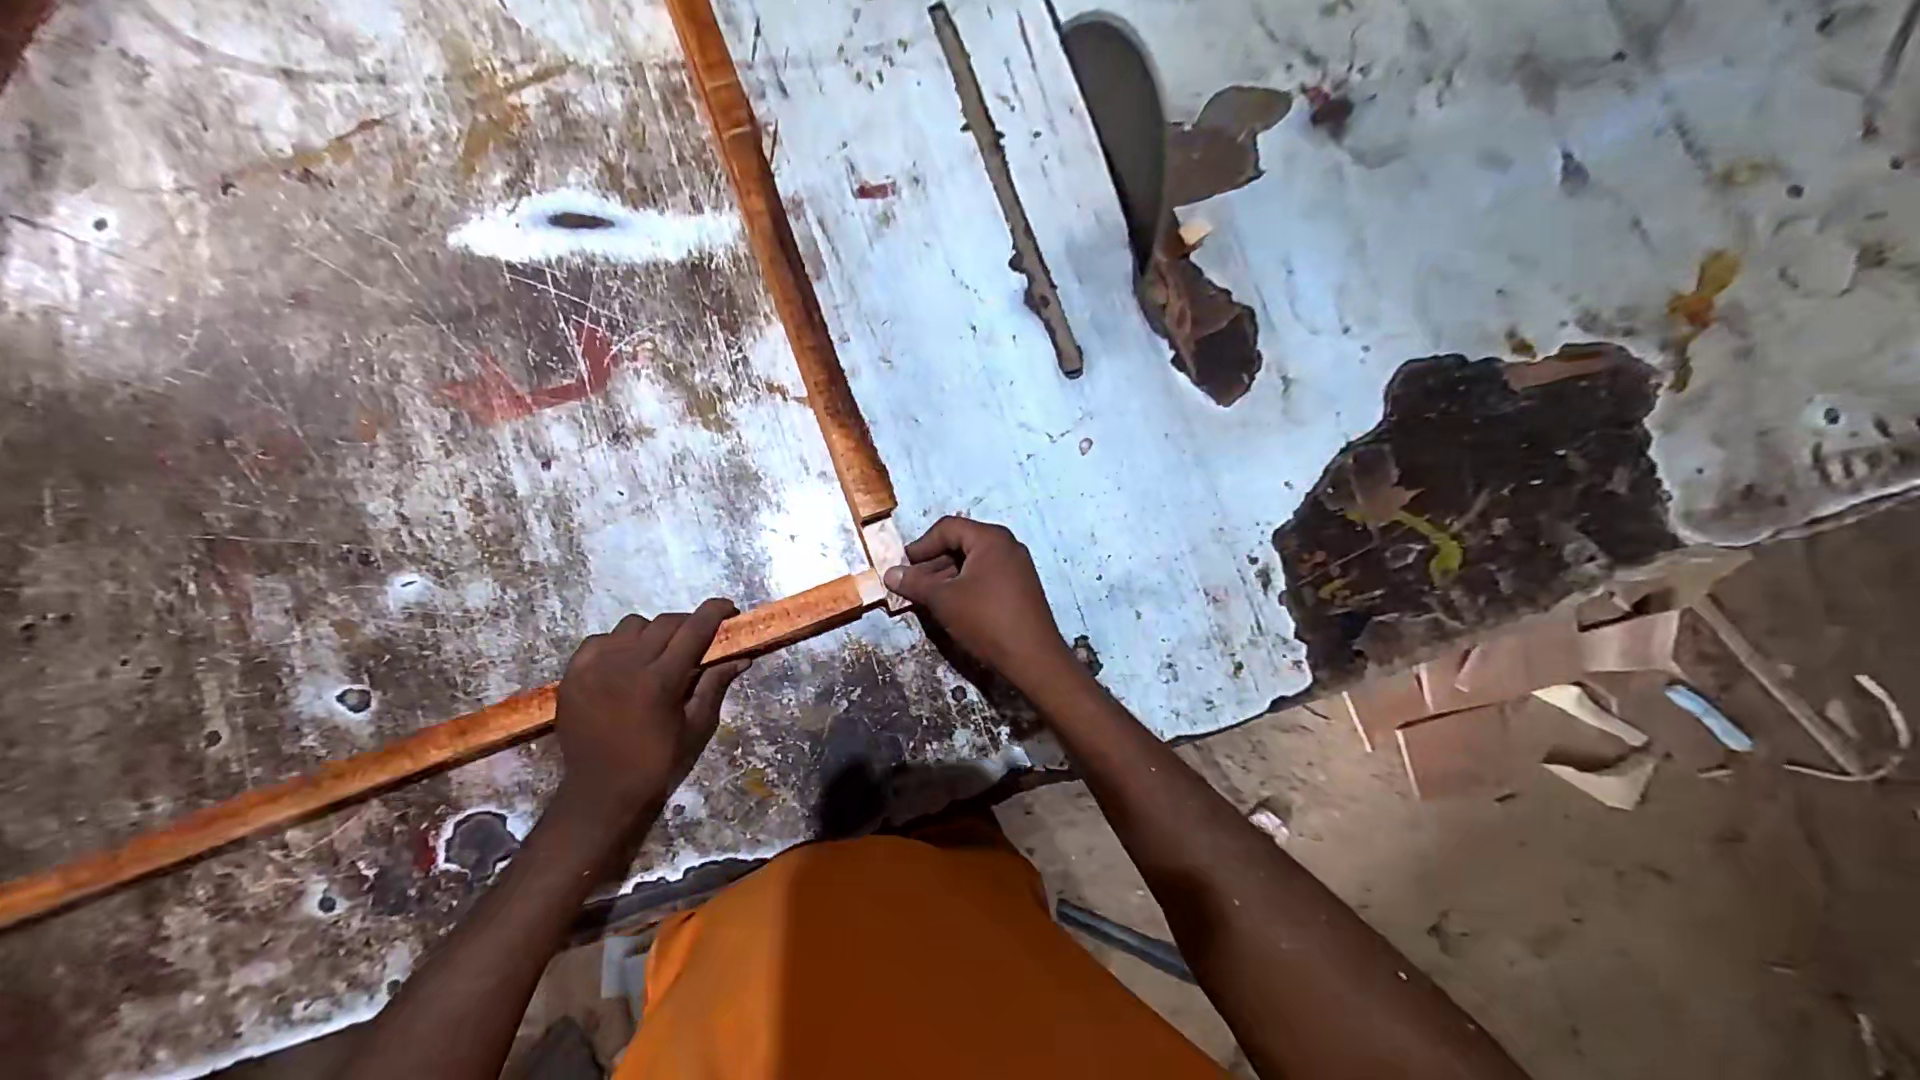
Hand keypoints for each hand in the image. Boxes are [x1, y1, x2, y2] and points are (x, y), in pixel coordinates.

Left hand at [552, 600, 750, 821]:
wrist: (600, 793)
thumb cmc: (658, 764)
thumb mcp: (697, 727)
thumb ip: (715, 685)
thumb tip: (741, 657)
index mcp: (660, 680)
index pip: (694, 629)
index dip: (715, 612)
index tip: (728, 607)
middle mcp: (626, 665)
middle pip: (666, 622)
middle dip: (689, 624)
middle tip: (699, 639)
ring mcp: (594, 667)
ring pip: (633, 626)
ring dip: (654, 632)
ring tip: (661, 652)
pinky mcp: (573, 674)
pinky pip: (601, 640)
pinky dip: (619, 643)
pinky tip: (627, 662)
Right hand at [884, 516, 1075, 689]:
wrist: (1032, 658)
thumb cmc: (986, 620)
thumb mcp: (943, 600)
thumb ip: (914, 583)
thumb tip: (890, 574)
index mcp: (990, 539)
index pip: (947, 528)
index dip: (920, 545)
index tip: (901, 566)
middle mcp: (1007, 546)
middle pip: (960, 544)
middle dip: (931, 564)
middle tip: (910, 584)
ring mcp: (1017, 567)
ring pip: (972, 564)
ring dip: (945, 578)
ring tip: (924, 599)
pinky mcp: (1021, 588)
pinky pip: (986, 578)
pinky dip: (964, 587)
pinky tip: (950, 606)